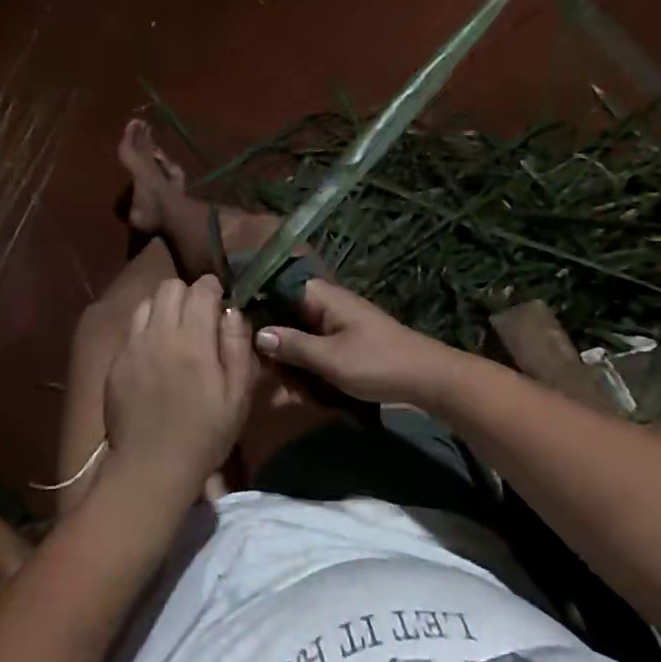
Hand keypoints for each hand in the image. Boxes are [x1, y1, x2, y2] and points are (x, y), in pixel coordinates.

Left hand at [102, 275, 257, 503]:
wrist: (150, 468)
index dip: (213, 288)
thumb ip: (238, 346)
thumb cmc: (205, 434)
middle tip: (199, 318)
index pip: (200, 288)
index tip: (220, 301)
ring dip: (164, 309)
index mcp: (193, 340)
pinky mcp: (115, 362)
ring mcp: (132, 347)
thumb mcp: (238, 395)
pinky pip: (132, 329)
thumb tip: (232, 311)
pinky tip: (156, 356)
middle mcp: (159, 334)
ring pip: (147, 303)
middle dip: (188, 294)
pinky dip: (147, 330)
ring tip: (175, 333)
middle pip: (170, 287)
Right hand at [252, 279, 475, 408]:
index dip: (256, 295)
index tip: (234, 315)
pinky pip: (313, 341)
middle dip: (270, 331)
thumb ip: (293, 345)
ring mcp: (338, 320)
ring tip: (275, 374)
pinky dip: (303, 356)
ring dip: (287, 349)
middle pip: (286, 307)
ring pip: (298, 327)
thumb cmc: (377, 363)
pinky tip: (296, 378)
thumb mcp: (330, 359)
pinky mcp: (345, 338)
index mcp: (323, 297)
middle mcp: (328, 302)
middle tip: (254, 358)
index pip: (279, 283)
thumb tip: (257, 333)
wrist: (426, 377)